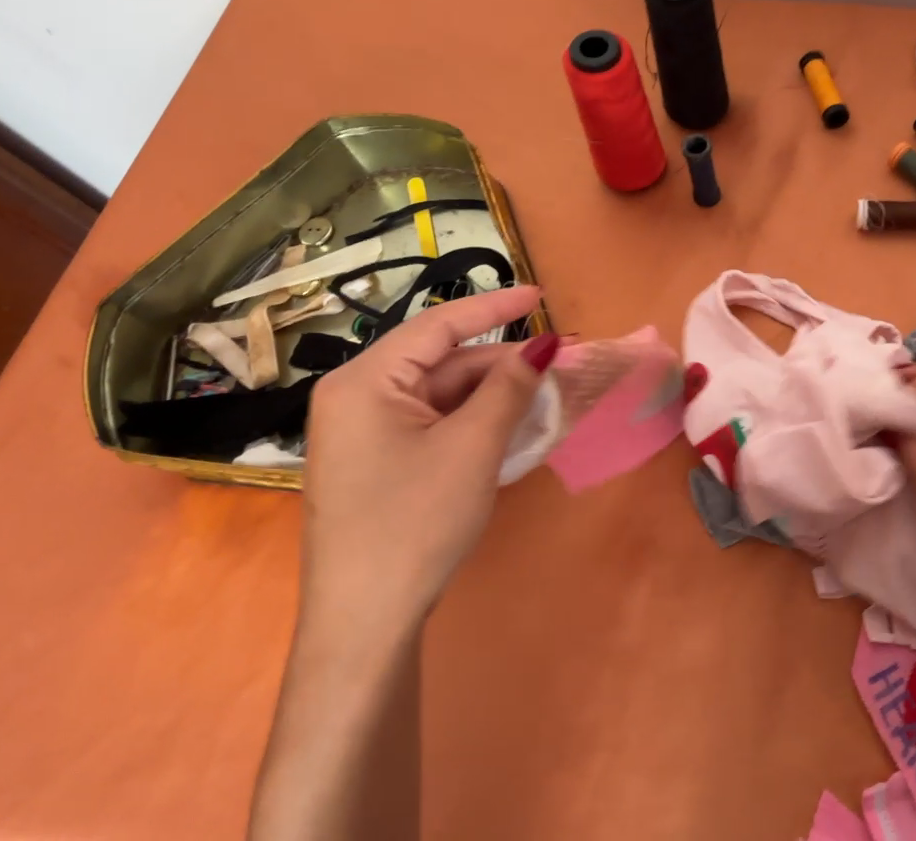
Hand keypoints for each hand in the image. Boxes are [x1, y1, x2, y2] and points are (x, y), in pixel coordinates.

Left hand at [300, 286, 556, 631]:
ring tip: (545, 398)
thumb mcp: (472, 448)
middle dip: (501, 363)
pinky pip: (430, 425)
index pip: (438, 325)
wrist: (364, 620)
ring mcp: (362, 434)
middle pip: (440, 363)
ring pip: (439, 396)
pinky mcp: (375, 464)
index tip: (540, 295)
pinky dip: (471, 423)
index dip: (495, 306)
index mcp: (365, 381)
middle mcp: (355, 398)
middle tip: (560, 364)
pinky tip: (510, 430)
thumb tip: (545, 344)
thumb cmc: (415, 522)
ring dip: (491, 397)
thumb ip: (510, 388)